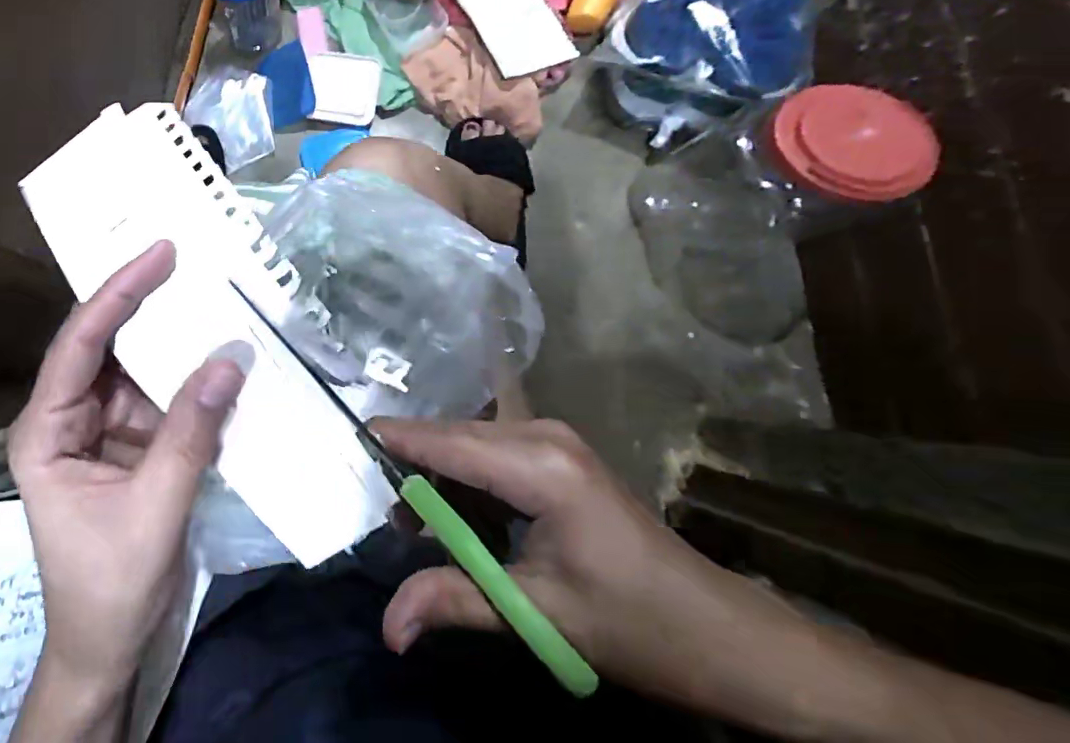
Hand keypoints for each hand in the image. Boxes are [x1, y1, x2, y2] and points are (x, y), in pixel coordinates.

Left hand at [8, 241, 246, 736]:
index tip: (158, 254)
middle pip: (105, 345)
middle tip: (187, 256)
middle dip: (144, 302)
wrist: (107, 651)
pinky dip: (191, 378)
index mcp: (45, 431)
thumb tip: (230, 360)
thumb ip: (190, 435)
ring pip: (138, 367)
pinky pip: (162, 397)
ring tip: (212, 293)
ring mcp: (102, 429)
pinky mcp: (132, 443)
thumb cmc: (110, 589)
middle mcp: (68, 417)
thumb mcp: (153, 511)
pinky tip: (220, 352)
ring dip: (174, 338)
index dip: (117, 295)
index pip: (79, 346)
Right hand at [370, 418, 808, 710]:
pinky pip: (488, 452)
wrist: (722, 634)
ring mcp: (551, 439)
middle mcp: (541, 434)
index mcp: (538, 466)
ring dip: (439, 480)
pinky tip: (463, 524)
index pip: (444, 441)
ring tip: (423, 533)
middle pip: (451, 436)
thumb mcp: (538, 616)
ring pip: (467, 443)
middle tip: (391, 524)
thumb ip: (454, 602)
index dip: (394, 442)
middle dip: (414, 472)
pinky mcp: (556, 453)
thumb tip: (388, 627)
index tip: (347, 446)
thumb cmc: (635, 625)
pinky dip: (465, 481)